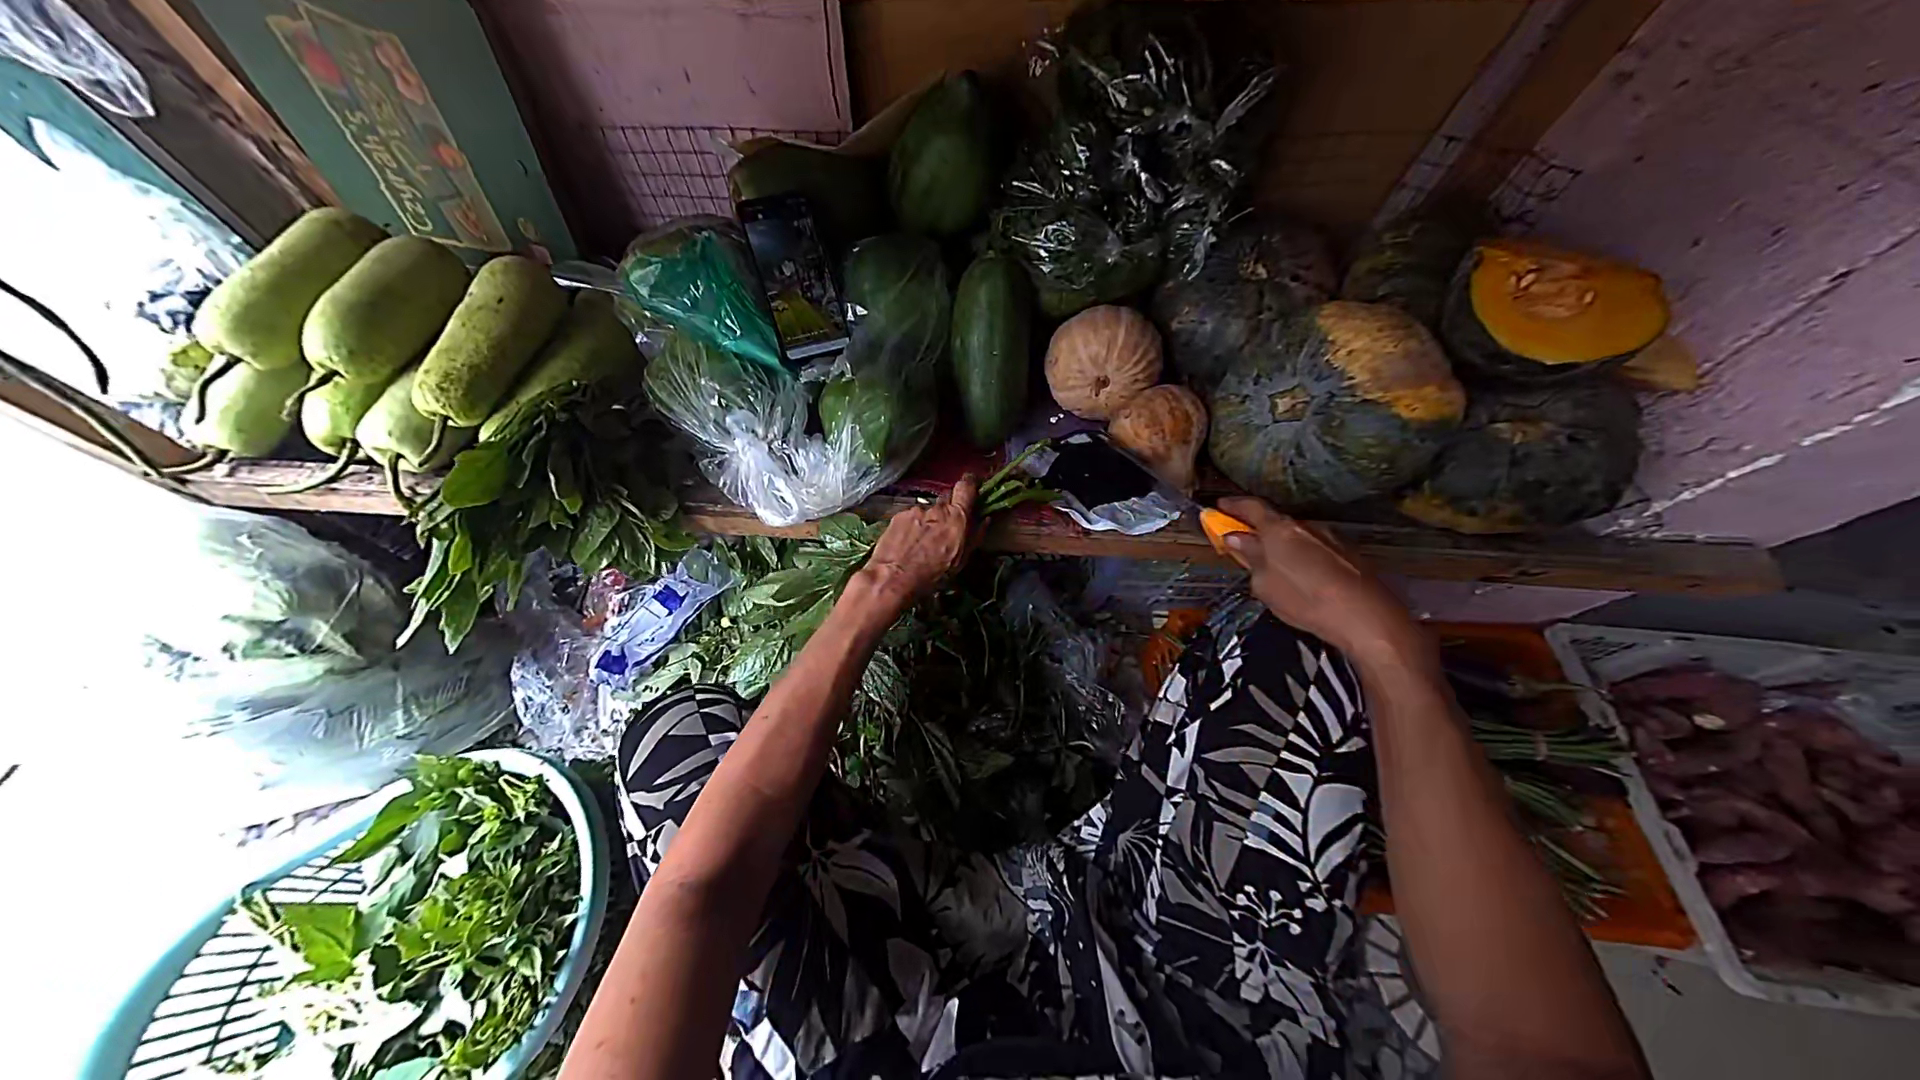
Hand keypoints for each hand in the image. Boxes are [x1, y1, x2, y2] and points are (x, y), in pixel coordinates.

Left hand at [856, 475, 978, 605]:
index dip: (969, 483)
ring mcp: (916, 510)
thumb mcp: (960, 561)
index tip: (971, 484)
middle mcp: (937, 509)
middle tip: (944, 529)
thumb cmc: (932, 575)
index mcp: (957, 518)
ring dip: (927, 522)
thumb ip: (974, 536)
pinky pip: (910, 517)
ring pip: (927, 511)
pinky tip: (907, 543)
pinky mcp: (898, 516)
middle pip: (946, 500)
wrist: (894, 577)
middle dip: (947, 511)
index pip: (966, 488)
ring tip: (921, 542)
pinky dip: (911, 527)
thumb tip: (984, 520)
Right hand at [1216, 496, 1428, 669]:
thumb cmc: (1307, 600)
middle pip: (1274, 521)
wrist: (1367, 617)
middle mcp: (1305, 526)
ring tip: (1269, 568)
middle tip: (1240, 543)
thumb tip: (1236, 538)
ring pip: (1294, 536)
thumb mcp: (1264, 583)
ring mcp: (1329, 539)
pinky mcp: (1346, 555)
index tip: (1219, 507)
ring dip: (1278, 545)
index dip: (1233, 505)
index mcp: (1280, 529)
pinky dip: (1298, 556)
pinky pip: (1312, 548)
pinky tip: (1298, 578)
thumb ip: (1249, 557)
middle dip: (1255, 529)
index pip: (1251, 507)